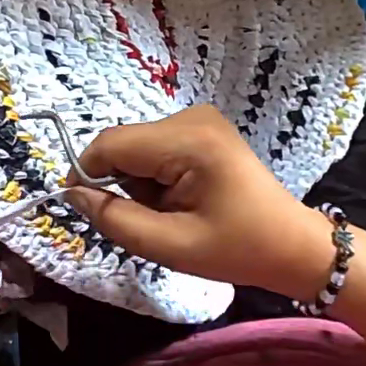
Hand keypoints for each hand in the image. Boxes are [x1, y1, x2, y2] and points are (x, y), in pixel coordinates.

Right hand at [62, 104, 335, 298]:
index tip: (84, 208)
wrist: (292, 244)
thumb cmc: (237, 249)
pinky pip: (153, 148)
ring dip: (137, 182)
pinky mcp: (200, 128)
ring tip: (168, 212)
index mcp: (188, 140)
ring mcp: (198, 118)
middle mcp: (190, 116)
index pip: (111, 144)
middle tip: (146, 220)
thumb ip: (115, 218)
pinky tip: (177, 198)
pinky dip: (152, 176)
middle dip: (119, 182)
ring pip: (135, 147)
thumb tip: (73, 193)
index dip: (86, 173)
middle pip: (123, 144)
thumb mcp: (170, 245)